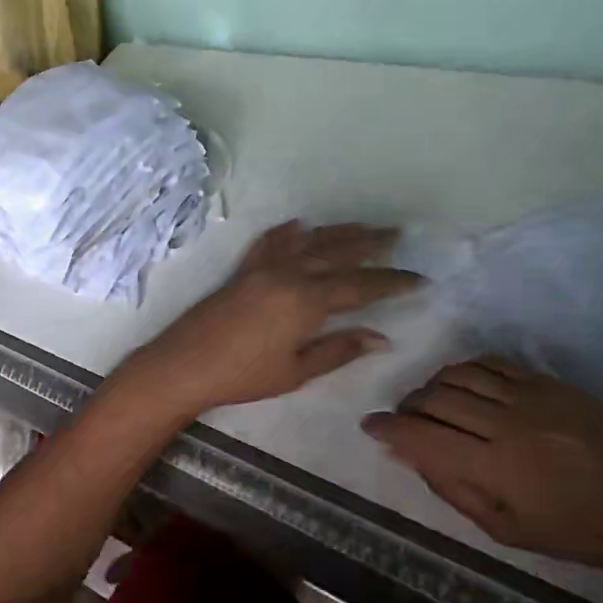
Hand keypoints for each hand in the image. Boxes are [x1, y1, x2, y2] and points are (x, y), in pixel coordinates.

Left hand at [122, 221, 420, 413]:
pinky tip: (298, 226)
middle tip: (398, 235)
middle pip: (336, 253)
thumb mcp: (296, 371)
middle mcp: (287, 276)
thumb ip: (338, 350)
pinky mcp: (240, 273)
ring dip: (336, 232)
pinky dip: (286, 233)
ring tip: (362, 226)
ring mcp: (260, 270)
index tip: (420, 279)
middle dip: (370, 244)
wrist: (182, 365)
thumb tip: (382, 338)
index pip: (360, 286)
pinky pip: (267, 244)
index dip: (392, 283)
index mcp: (307, 301)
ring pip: (306, 243)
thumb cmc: (242, 376)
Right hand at [360, 358, 602, 577]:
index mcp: (495, 468)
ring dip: (433, 387)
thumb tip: (407, 454)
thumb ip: (449, 487)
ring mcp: (533, 399)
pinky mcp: (554, 385)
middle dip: (406, 407)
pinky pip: (492, 363)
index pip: (419, 435)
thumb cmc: (579, 533)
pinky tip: (465, 387)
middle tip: (404, 420)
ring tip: (432, 403)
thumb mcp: (503, 528)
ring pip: (457, 375)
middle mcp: (507, 426)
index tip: (371, 426)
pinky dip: (466, 370)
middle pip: (433, 399)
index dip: (386, 427)